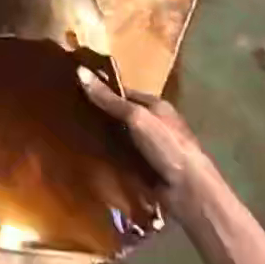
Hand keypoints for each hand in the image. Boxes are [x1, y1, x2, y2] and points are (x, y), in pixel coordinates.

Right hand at [80, 68, 264, 263]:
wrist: (190, 193)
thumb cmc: (166, 146)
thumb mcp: (136, 117)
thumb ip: (109, 99)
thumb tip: (79, 70)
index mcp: (157, 105)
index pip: (125, 92)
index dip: (104, 90)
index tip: (79, 89)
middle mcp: (156, 124)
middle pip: (123, 114)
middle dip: (103, 115)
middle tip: (73, 112)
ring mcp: (153, 149)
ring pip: (122, 137)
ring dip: (106, 138)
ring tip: (77, 132)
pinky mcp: (149, 171)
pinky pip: (125, 158)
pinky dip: (112, 157)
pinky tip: (94, 155)